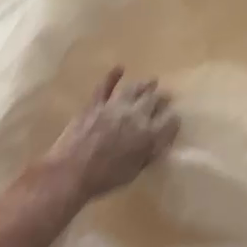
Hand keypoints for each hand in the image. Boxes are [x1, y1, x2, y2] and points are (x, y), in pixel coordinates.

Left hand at [41, 69, 179, 200]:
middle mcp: (135, 116)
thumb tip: (158, 143)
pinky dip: (112, 75)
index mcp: (149, 136)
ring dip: (145, 84)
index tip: (174, 118)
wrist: (72, 171)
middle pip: (154, 100)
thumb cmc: (105, 179)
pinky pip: (105, 85)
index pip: (170, 121)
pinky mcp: (95, 104)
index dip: (174, 119)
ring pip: (134, 89)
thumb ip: (148, 154)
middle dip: (162, 98)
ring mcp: (114, 106)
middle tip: (166, 96)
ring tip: (151, 81)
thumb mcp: (135, 171)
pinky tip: (119, 68)